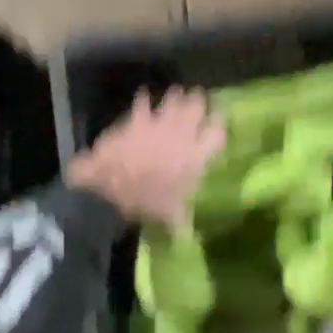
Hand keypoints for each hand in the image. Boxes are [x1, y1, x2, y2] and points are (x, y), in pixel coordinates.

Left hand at [68, 88, 225, 226]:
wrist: (111, 187)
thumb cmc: (147, 202)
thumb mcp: (170, 216)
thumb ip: (182, 222)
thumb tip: (187, 240)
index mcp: (197, 157)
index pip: (217, 133)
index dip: (220, 123)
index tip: (221, 117)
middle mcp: (183, 135)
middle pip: (197, 109)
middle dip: (199, 102)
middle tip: (200, 97)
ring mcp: (159, 124)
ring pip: (173, 101)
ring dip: (175, 97)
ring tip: (178, 93)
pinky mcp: (137, 120)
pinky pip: (143, 104)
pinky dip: (144, 100)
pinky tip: (144, 96)